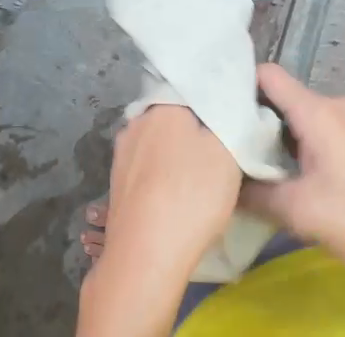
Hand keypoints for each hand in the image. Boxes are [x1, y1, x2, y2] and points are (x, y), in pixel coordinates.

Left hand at [103, 104, 242, 272]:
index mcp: (163, 106)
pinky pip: (145, 170)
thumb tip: (222, 109)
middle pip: (172, 119)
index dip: (211, 104)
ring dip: (173, 157)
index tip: (227, 119)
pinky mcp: (116, 184)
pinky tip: (173, 198)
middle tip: (216, 150)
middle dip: (191, 131)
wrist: (145, 253)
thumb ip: (228, 121)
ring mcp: (121, 154)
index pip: (190, 90)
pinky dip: (159, 178)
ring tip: (196, 179)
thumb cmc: (192, 193)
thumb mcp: (228, 150)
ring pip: (156, 145)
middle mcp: (136, 121)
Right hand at [242, 64, 344, 336]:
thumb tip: (221, 183)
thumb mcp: (299, 212)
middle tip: (224, 143)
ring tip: (250, 163)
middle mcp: (337, 107)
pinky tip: (288, 176)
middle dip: (254, 118)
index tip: (211, 104)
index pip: (268, 75)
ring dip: (278, 138)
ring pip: (302, 118)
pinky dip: (300, 147)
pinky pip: (321, 132)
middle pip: (283, 97)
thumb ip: (254, 193)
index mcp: (319, 112)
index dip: (238, 83)